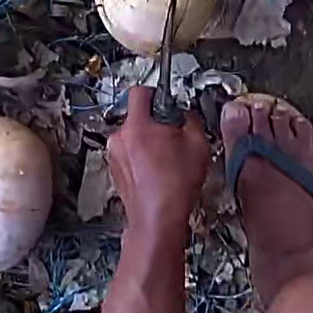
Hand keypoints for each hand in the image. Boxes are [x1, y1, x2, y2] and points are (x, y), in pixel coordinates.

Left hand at [107, 87, 210, 238]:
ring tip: (168, 156)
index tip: (167, 100)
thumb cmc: (174, 188)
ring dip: (149, 139)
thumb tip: (187, 115)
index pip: (140, 92)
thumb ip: (191, 120)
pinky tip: (158, 169)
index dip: (157, 93)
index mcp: (137, 126)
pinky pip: (130, 152)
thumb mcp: (198, 144)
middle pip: (137, 115)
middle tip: (174, 134)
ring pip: (134, 134)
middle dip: (156, 121)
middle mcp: (120, 138)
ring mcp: (115, 155)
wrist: (158, 220)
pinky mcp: (115, 169)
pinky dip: (142, 156)